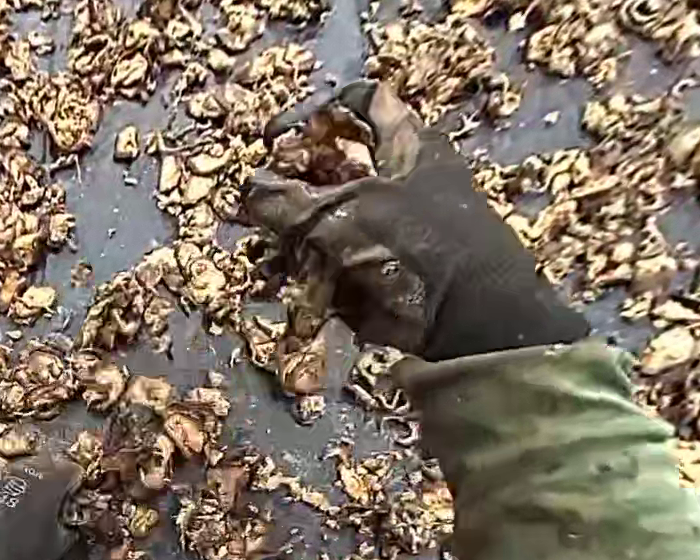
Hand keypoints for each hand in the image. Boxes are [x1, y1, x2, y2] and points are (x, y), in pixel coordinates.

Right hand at [238, 81, 589, 361]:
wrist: (453, 313)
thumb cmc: (414, 243)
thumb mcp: (346, 212)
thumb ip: (289, 200)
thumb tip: (246, 189)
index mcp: (402, 148)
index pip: (361, 106)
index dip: (319, 114)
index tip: (275, 135)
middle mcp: (387, 183)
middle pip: (326, 170)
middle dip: (286, 184)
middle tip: (252, 197)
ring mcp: (371, 229)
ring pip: (314, 221)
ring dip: (282, 235)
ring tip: (256, 247)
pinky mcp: (357, 268)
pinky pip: (313, 262)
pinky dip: (290, 270)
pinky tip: (268, 277)